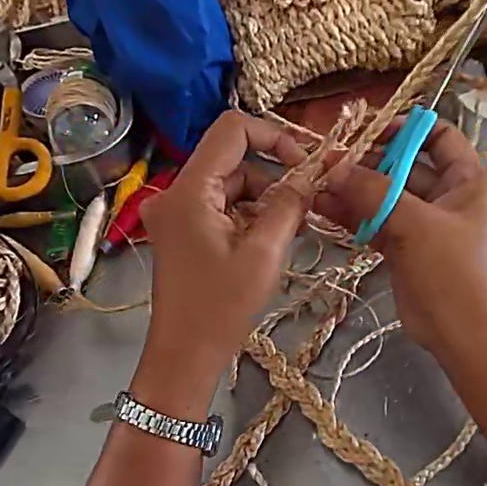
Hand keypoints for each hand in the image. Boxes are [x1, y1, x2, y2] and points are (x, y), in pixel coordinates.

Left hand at [132, 113, 314, 418]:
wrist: (184, 356)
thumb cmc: (222, 308)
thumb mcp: (264, 253)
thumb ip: (289, 205)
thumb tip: (311, 176)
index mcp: (189, 189)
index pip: (232, 129)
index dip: (274, 136)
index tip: (304, 165)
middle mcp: (175, 192)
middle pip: (233, 160)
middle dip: (273, 177)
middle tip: (307, 205)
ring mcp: (175, 213)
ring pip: (230, 185)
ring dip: (263, 200)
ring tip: (292, 230)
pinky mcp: (180, 231)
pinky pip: (220, 207)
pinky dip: (247, 216)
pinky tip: (271, 239)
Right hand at [313, 125, 486, 364]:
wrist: (465, 336)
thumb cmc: (455, 272)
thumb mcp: (417, 224)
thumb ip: (375, 192)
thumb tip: (335, 167)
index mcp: (466, 180)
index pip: (438, 137)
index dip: (404, 128)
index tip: (366, 130)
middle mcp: (447, 197)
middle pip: (403, 167)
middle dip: (366, 164)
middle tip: (326, 161)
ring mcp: (424, 226)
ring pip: (385, 198)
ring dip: (353, 192)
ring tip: (316, 184)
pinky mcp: (405, 250)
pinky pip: (377, 225)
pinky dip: (353, 218)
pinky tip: (323, 209)